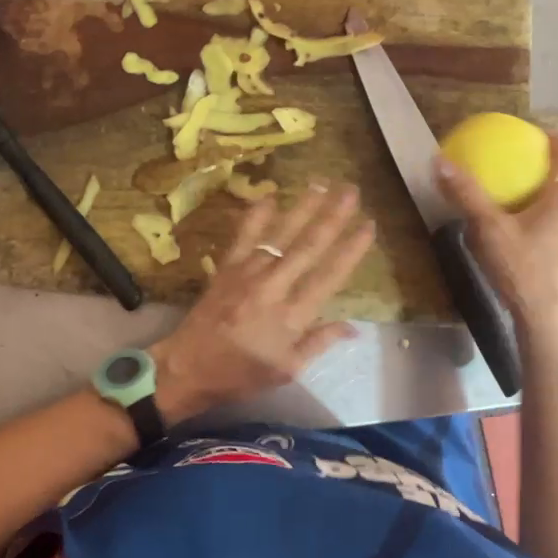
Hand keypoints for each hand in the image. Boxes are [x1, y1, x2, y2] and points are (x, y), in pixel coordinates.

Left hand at [150, 183, 376, 422]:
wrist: (188, 367)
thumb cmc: (241, 374)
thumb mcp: (287, 370)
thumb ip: (319, 343)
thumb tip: (354, 327)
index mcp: (292, 317)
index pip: (330, 276)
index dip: (351, 249)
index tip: (369, 225)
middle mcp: (273, 288)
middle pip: (308, 246)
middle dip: (333, 217)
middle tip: (351, 191)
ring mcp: (247, 274)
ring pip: (280, 235)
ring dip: (302, 208)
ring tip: (321, 183)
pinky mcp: (225, 268)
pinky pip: (244, 237)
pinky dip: (257, 215)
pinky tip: (270, 195)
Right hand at [434, 134, 557, 335]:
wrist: (547, 322)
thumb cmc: (523, 270)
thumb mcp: (488, 229)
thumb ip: (466, 194)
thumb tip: (439, 160)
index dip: (551, 138)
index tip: (526, 132)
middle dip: (540, 164)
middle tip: (510, 158)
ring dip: (539, 189)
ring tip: (508, 188)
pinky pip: (557, 219)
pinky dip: (538, 210)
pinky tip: (514, 224)